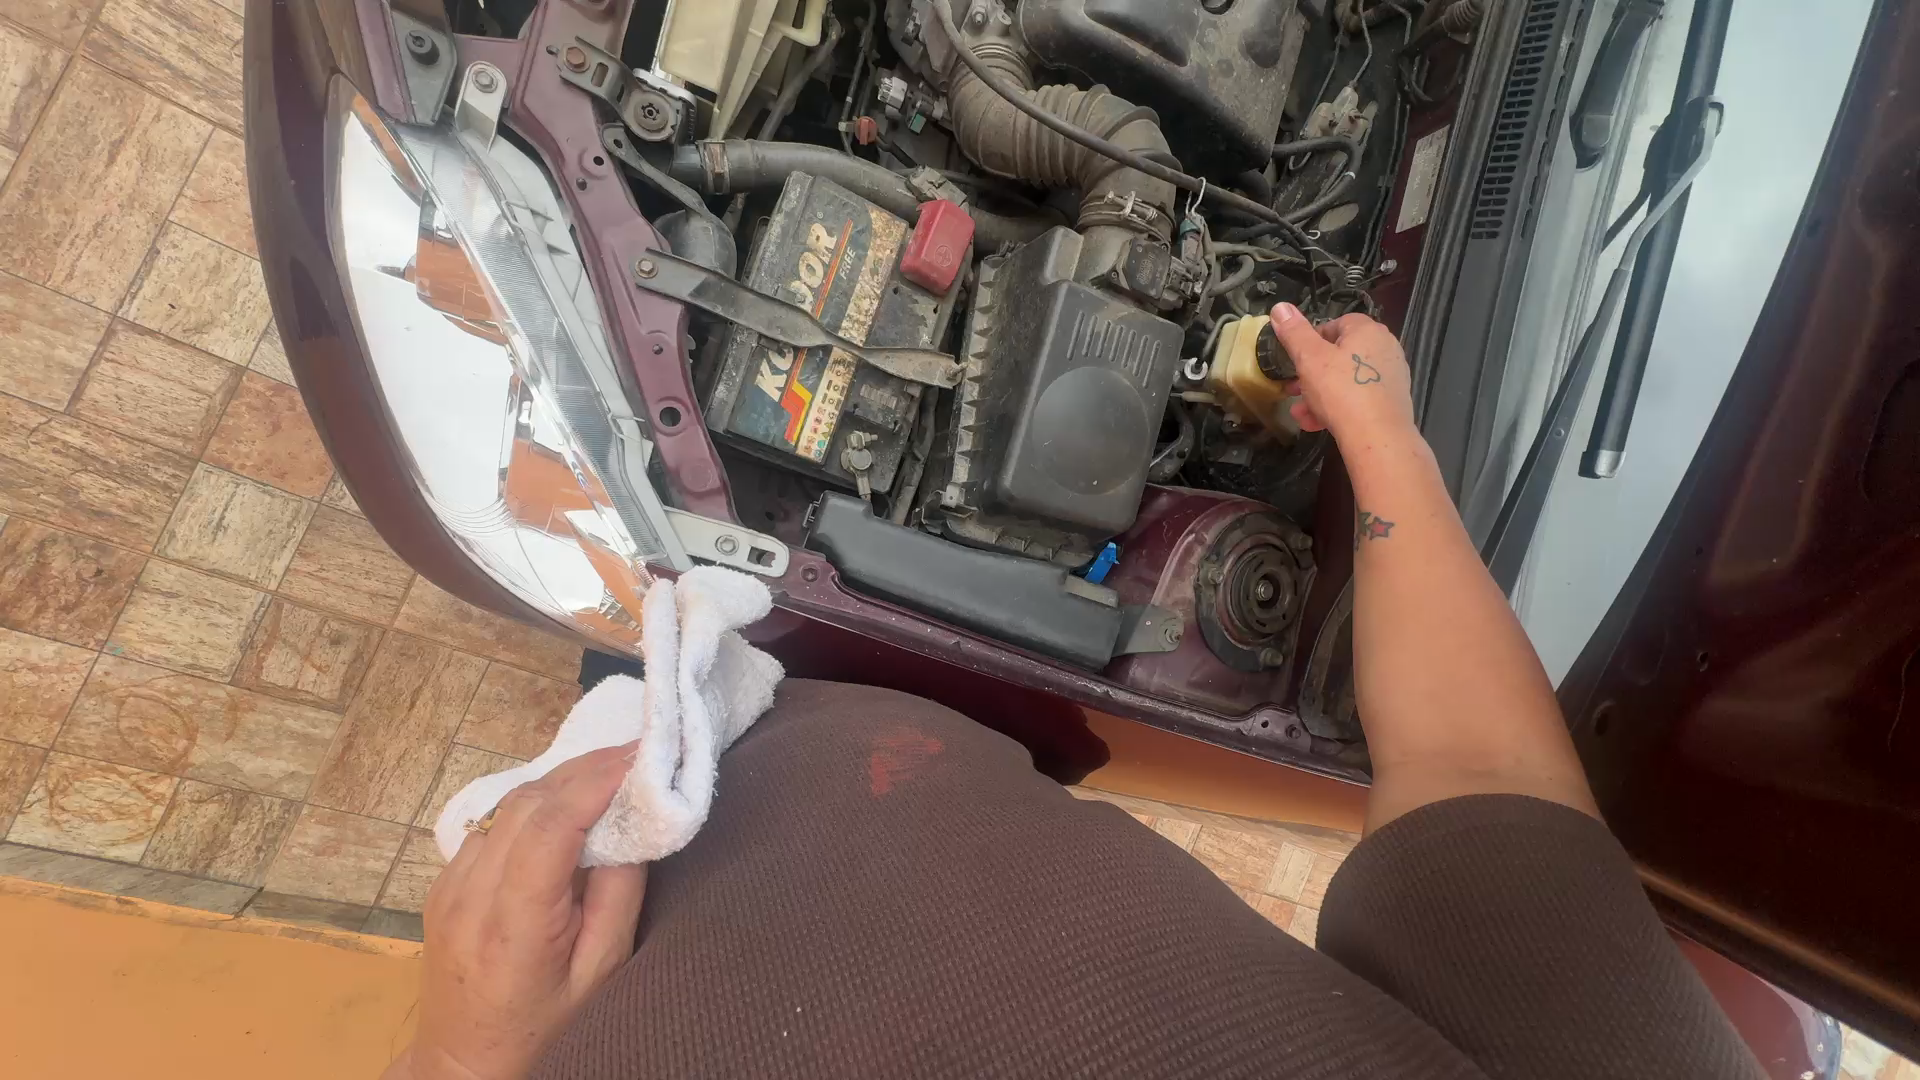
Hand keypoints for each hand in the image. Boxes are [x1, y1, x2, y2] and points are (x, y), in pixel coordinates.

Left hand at [388, 743, 645, 1079]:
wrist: (465, 1066)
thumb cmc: (549, 1024)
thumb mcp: (603, 967)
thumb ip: (621, 890)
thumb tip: (634, 817)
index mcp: (510, 926)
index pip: (550, 827)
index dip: (598, 780)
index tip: (644, 754)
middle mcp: (468, 896)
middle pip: (528, 802)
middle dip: (590, 767)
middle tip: (641, 751)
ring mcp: (448, 885)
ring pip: (510, 802)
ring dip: (567, 775)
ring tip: (616, 766)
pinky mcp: (446, 880)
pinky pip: (497, 818)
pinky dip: (542, 795)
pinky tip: (573, 797)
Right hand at [1268, 303, 1415, 447]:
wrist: (1376, 435)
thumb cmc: (1340, 391)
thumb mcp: (1309, 359)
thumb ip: (1293, 333)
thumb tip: (1280, 307)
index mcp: (1367, 331)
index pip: (1337, 323)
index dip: (1313, 339)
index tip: (1297, 357)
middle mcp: (1384, 348)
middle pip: (1340, 354)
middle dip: (1311, 373)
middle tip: (1293, 388)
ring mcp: (1389, 375)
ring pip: (1345, 380)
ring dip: (1318, 394)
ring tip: (1300, 412)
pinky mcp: (1390, 401)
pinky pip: (1357, 398)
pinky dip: (1336, 407)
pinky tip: (1316, 423)